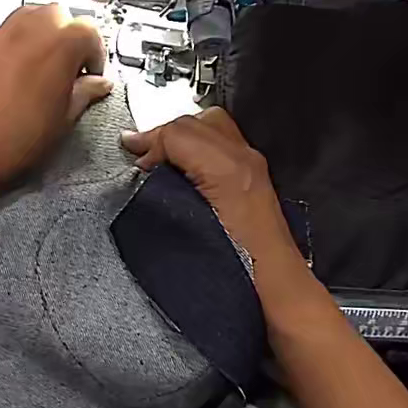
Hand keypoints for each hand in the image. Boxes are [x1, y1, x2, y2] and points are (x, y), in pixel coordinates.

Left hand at [0, 4, 112, 182]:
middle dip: (67, 38)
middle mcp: (32, 26)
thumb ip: (85, 93)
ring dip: (40, 37)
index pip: (91, 32)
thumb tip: (96, 85)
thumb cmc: (17, 133)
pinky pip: (3, 37)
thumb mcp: (64, 119)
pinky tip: (12, 75)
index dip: (95, 56)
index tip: (92, 75)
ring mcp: (2, 33)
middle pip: (60, 17)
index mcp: (62, 41)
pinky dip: (13, 48)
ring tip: (41, 68)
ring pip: (29, 19)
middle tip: (68, 68)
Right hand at [120, 108, 302, 271]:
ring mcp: (252, 164)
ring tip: (161, 154)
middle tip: (140, 153)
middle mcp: (243, 158)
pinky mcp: (254, 173)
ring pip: (209, 125)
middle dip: (162, 134)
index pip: (176, 132)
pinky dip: (198, 143)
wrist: (271, 284)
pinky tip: (185, 162)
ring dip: (181, 135)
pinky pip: (222, 139)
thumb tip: (145, 167)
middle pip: (192, 122)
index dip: (149, 143)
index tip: (136, 160)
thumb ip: (162, 186)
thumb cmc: (236, 262)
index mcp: (226, 168)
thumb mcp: (184, 225)